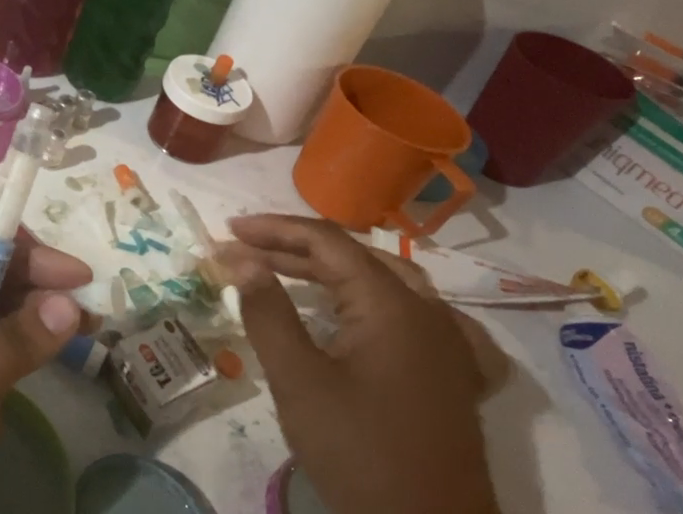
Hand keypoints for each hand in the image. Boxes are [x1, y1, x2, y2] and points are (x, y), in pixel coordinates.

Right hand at [219, 215, 500, 513]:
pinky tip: (373, 312)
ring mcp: (450, 345)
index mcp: (392, 304)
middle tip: (243, 251)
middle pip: (356, 258)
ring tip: (287, 272)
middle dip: (294, 248)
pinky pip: (421, 318)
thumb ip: (268, 312)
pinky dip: (383, 301)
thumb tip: (241, 259)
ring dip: (333, 273)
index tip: (227, 231)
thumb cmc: (358, 451)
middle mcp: (429, 312)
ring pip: (387, 283)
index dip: (273, 230)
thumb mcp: (298, 380)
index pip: (327, 242)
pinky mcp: (456, 378)